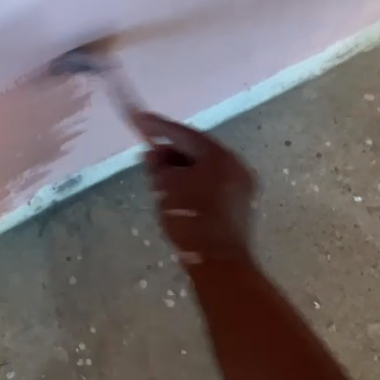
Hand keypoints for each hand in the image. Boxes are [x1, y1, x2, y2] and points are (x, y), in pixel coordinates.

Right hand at [131, 112, 255, 265]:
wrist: (219, 262)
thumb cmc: (190, 219)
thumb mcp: (165, 188)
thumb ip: (157, 165)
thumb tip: (153, 153)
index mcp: (219, 157)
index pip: (183, 135)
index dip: (157, 127)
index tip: (138, 117)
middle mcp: (235, 165)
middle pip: (197, 148)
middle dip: (170, 148)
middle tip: (147, 149)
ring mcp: (240, 184)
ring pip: (205, 166)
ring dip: (181, 165)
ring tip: (158, 172)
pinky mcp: (239, 202)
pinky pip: (211, 180)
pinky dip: (192, 179)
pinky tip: (175, 187)